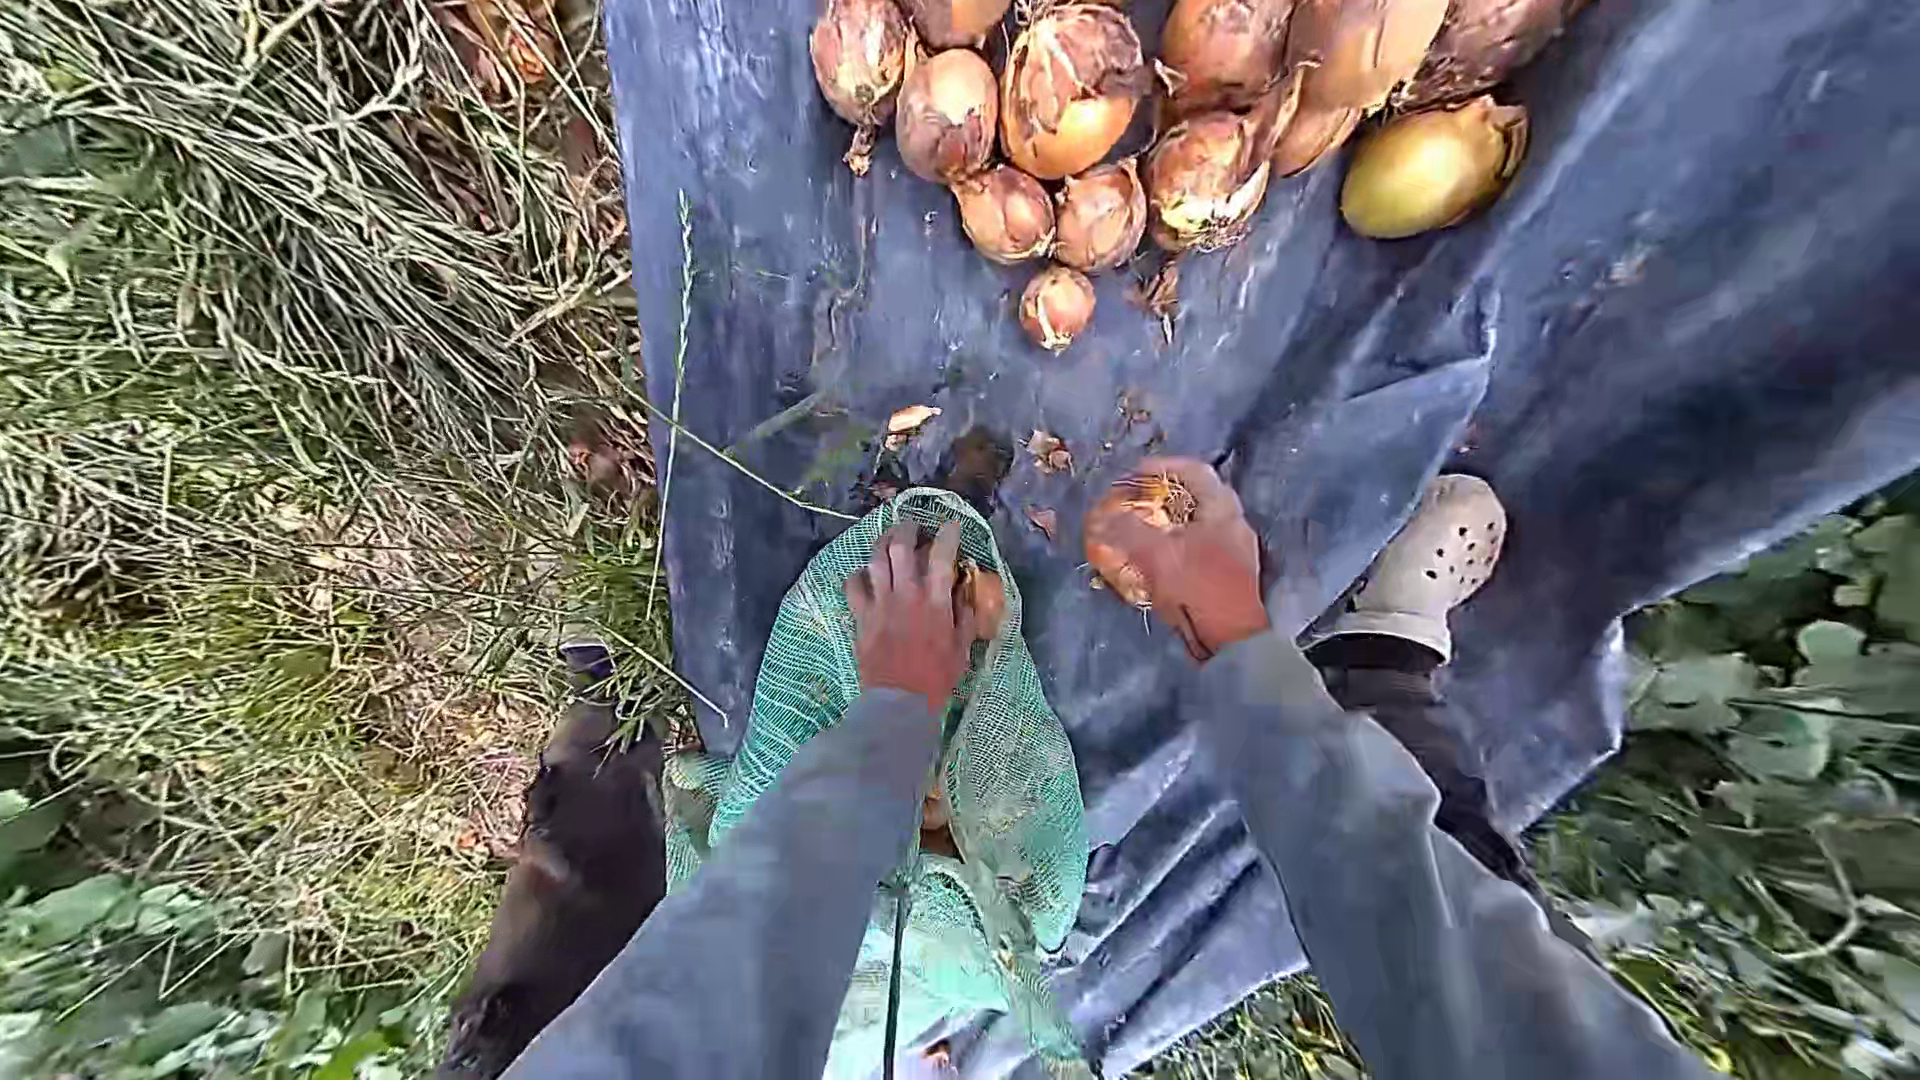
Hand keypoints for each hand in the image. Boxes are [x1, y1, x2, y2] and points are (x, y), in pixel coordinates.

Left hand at [844, 520, 978, 715]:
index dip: (948, 534)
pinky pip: (853, 585)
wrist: (899, 702)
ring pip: (875, 559)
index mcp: (934, 599)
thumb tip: (963, 592)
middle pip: (901, 546)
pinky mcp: (861, 616)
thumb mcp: (962, 646)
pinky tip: (864, 574)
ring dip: (882, 544)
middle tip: (913, 527)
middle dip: (907, 529)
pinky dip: (858, 575)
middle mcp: (905, 593)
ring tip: (888, 539)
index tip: (951, 525)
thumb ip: (964, 615)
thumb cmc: (936, 677)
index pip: (942, 554)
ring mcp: (880, 602)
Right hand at [1087, 457, 1267, 661]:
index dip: (1161, 467)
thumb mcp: (1156, 555)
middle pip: (1193, 496)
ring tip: (1137, 530)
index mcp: (1222, 509)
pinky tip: (1153, 559)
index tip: (1133, 475)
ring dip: (1164, 522)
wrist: (1233, 639)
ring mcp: (1233, 550)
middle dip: (1159, 496)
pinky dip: (1171, 546)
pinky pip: (1195, 547)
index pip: (1193, 470)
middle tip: (1132, 502)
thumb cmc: (1198, 589)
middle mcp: (1233, 524)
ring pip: (1193, 523)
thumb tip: (1099, 518)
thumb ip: (1126, 531)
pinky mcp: (1227, 574)